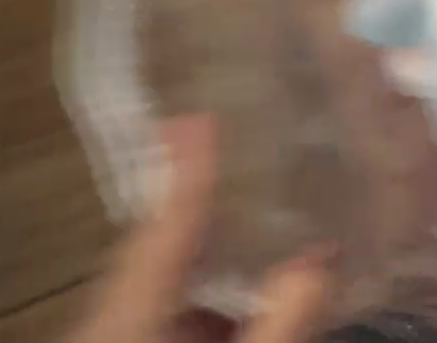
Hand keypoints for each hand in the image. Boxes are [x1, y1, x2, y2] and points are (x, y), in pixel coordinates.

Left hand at [67, 116, 333, 342]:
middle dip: (216, 229)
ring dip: (219, 285)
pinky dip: (213, 317)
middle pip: (163, 265)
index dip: (185, 173)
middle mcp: (112, 332)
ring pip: (170, 305)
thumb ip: (283, 324)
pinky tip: (247, 319)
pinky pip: (174, 326)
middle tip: (263, 176)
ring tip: (279, 257)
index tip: (192, 116)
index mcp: (129, 328)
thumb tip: (324, 255)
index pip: (164, 235)